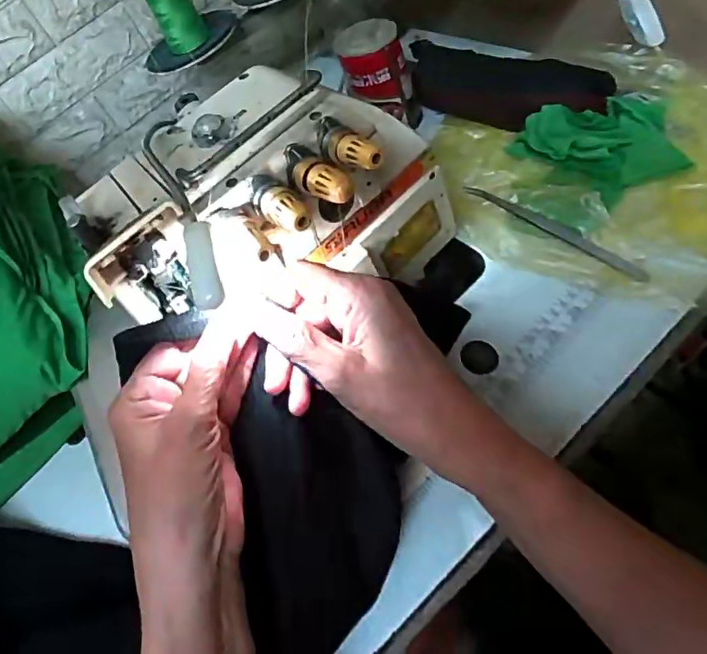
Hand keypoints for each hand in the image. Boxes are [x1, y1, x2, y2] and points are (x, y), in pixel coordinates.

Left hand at [109, 322, 257, 652]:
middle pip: (197, 361)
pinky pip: (230, 396)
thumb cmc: (175, 495)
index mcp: (138, 401)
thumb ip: (209, 370)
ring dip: (238, 358)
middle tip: (256, 317)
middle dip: (224, 344)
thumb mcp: (188, 425)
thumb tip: (228, 322)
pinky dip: (244, 378)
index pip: (171, 352)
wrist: (198, 558)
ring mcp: (191, 422)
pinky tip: (260, 356)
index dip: (202, 336)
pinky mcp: (217, 435)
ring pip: (216, 377)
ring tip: (263, 328)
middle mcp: (162, 407)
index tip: (235, 317)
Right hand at [249, 262, 504, 479]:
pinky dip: (323, 365)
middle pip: (307, 306)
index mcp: (357, 293)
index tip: (255, 337)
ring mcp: (373, 314)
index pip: (299, 276)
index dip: (274, 301)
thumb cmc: (400, 402)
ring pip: (320, 327)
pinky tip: (314, 397)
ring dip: (302, 362)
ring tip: (295, 401)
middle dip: (287, 345)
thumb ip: (292, 338)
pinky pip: (338, 340)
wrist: (454, 432)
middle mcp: (365, 294)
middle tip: (275, 388)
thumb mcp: (337, 373)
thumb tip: (252, 308)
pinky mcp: (378, 334)